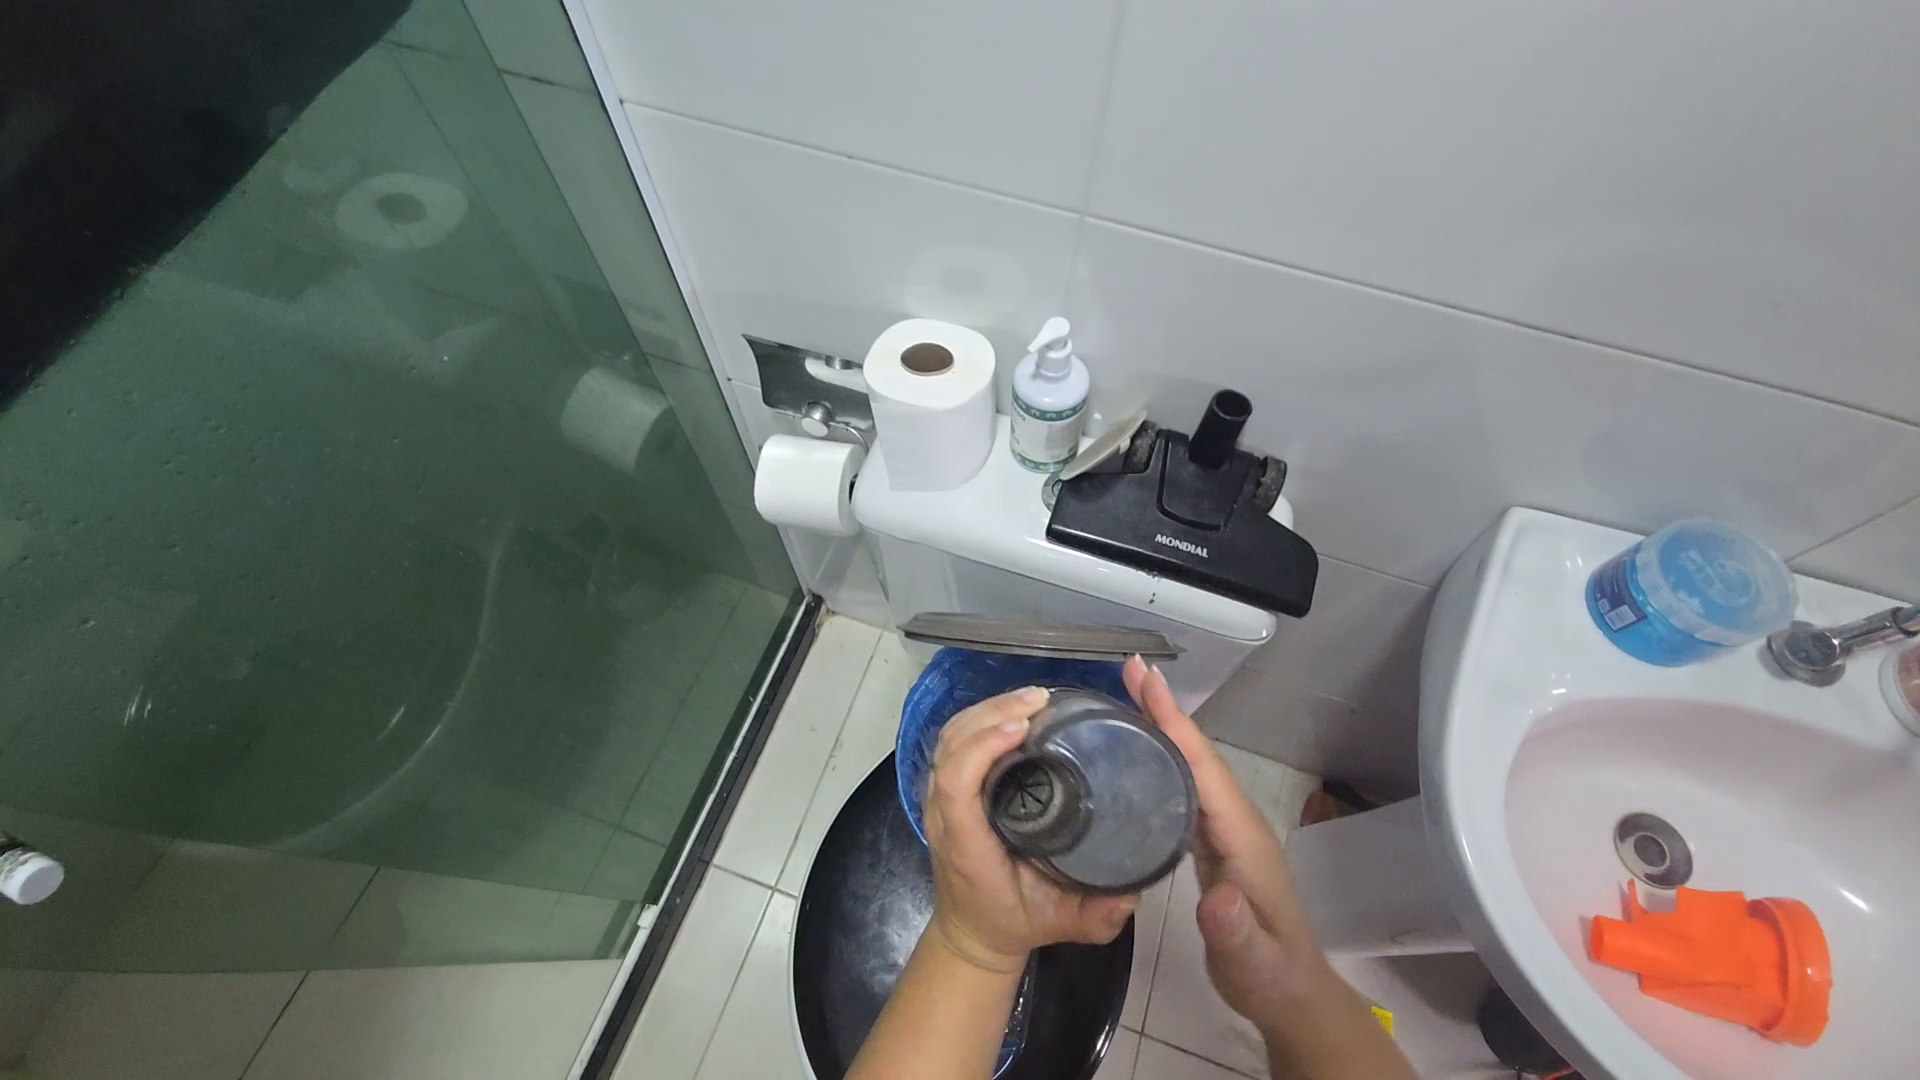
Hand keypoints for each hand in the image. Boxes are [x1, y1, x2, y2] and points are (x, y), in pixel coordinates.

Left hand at [921, 686, 1139, 974]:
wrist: (973, 932)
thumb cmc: (1012, 922)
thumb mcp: (1058, 925)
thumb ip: (1096, 916)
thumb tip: (1133, 893)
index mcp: (966, 842)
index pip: (956, 781)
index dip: (983, 746)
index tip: (1023, 727)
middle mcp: (945, 813)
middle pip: (952, 745)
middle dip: (992, 712)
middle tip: (1042, 699)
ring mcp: (939, 797)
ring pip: (951, 736)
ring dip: (987, 709)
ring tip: (1033, 698)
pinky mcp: (946, 787)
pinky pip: (954, 740)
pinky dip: (980, 717)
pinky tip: (1014, 710)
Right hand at [1121, 657, 1334, 1031]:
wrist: (1289, 991)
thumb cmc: (1268, 975)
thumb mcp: (1251, 960)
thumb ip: (1235, 931)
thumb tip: (1216, 895)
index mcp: (1242, 834)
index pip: (1205, 767)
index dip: (1176, 722)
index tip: (1148, 680)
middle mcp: (1234, 818)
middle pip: (1196, 752)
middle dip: (1165, 708)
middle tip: (1129, 668)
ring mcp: (1224, 826)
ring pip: (1189, 762)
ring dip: (1162, 724)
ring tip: (1128, 691)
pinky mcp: (1211, 836)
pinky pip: (1183, 782)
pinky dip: (1162, 754)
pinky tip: (1138, 746)